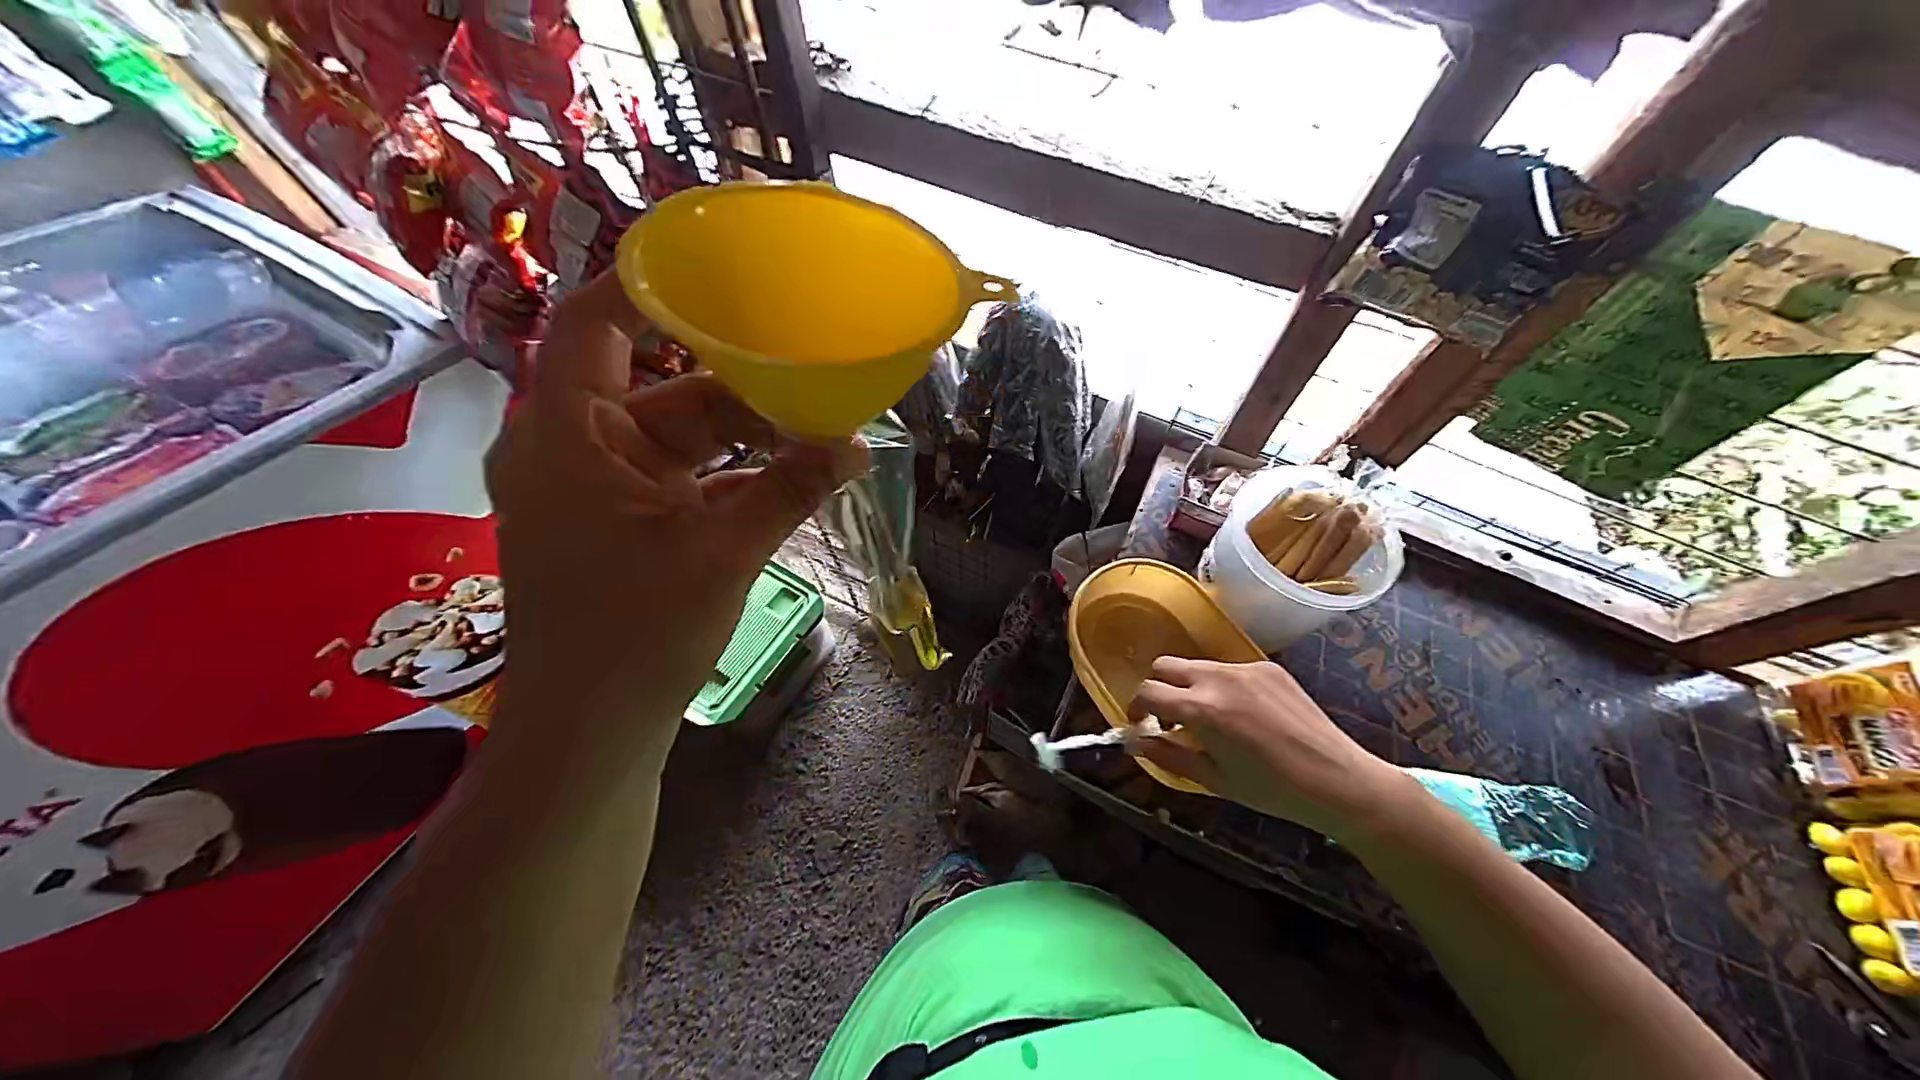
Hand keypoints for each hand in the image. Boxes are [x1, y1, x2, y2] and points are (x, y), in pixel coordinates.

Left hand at [485, 272, 866, 762]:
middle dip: (738, 381)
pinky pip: (682, 477)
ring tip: (817, 426)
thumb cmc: (635, 636)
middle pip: (661, 383)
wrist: (590, 734)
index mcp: (567, 433)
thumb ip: (789, 490)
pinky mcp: (622, 523)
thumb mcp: (722, 552)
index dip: (653, 282)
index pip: (597, 320)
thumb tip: (858, 449)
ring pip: (679, 436)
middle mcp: (573, 448)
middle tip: (810, 368)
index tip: (724, 266)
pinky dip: (730, 476)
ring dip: (744, 436)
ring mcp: (599, 488)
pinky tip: (789, 476)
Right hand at [1133, 657, 1419, 839]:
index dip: (1136, 708)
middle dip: (1157, 688)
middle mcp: (1219, 679)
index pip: (1148, 691)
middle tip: (1168, 717)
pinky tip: (1245, 716)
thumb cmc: (1271, 790)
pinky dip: (1222, 687)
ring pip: (1198, 667)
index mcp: (1201, 709)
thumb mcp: (1212, 779)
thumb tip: (1135, 742)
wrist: (1338, 780)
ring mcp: (1246, 669)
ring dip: (1190, 687)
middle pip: (1165, 666)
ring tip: (1209, 720)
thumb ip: (1167, 755)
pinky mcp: (1268, 667)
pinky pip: (1230, 670)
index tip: (1140, 724)